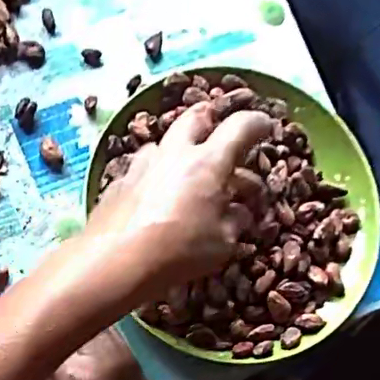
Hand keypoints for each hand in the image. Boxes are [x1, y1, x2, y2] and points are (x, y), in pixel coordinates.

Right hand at [38, 327, 162, 379]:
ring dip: (75, 328)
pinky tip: (82, 342)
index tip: (30, 351)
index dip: (38, 343)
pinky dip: (91, 330)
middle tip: (47, 343)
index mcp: (76, 374)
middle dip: (57, 332)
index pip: (49, 342)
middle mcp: (99, 354)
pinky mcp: (129, 350)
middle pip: (70, 325)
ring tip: (64, 338)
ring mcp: (118, 348)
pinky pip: (104, 328)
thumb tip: (31, 361)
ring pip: (89, 321)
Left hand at [74, 103, 274, 301]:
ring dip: (176, 151)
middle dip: (211, 121)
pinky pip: (138, 171)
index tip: (265, 129)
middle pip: (195, 118)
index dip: (258, 124)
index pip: (241, 126)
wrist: (114, 262)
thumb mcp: (222, 243)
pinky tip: (151, 198)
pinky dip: (151, 178)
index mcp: (208, 162)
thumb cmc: (177, 252)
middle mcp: (173, 154)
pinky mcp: (115, 185)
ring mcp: (140, 166)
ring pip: (162, 143)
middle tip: (218, 136)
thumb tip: (238, 212)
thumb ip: (235, 221)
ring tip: (183, 171)